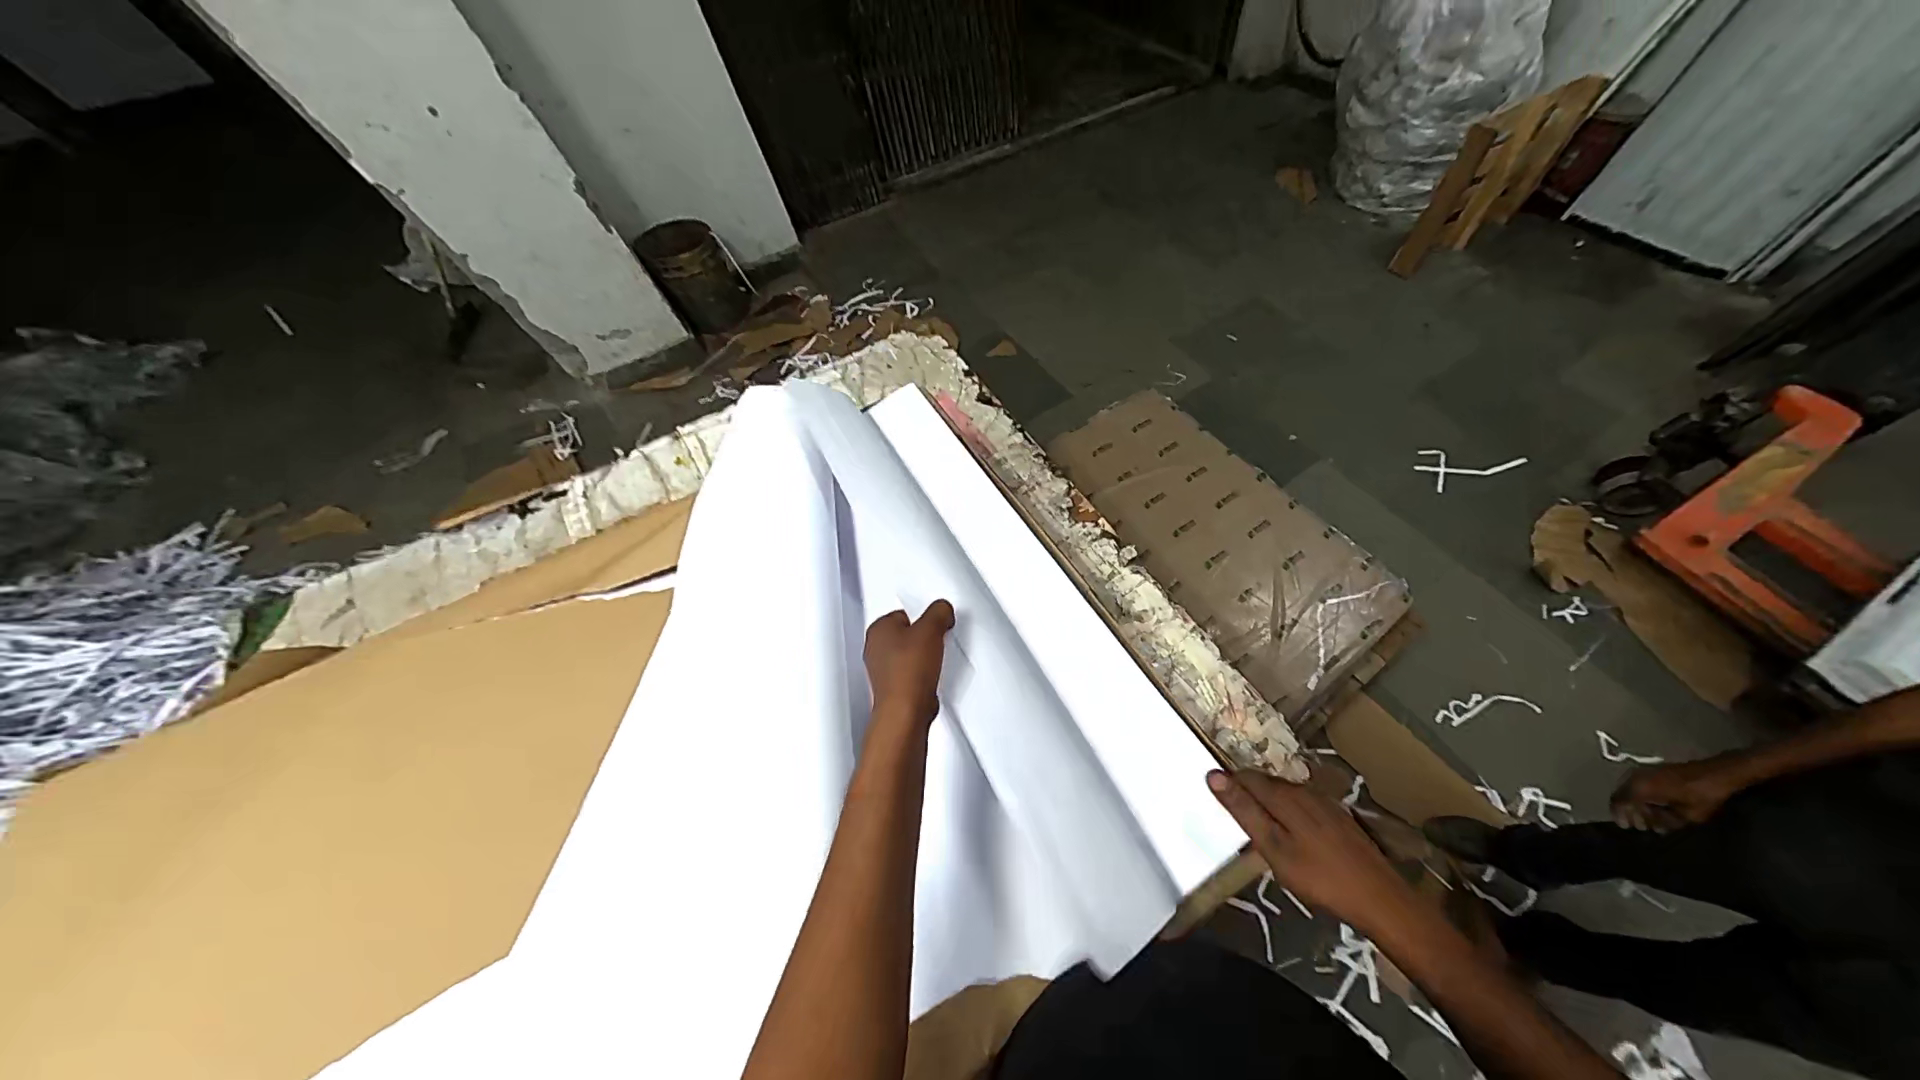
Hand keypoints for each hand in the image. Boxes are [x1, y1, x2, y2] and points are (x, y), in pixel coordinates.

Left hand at [863, 600, 954, 727]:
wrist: (906, 710)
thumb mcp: (931, 629)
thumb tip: (943, 610)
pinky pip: (911, 672)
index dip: (924, 616)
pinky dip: (922, 674)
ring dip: (923, 657)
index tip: (936, 620)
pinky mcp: (893, 687)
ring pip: (909, 654)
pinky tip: (930, 677)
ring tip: (934, 661)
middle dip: (923, 637)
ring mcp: (882, 669)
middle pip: (906, 633)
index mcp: (878, 628)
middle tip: (936, 640)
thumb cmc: (908, 673)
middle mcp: (875, 648)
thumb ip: (939, 612)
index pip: (904, 612)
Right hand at [1208, 769, 1417, 934]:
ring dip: (1268, 805)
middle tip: (1237, 824)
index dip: (1228, 786)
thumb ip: (1244, 810)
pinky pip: (1303, 805)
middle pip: (1265, 782)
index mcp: (1284, 795)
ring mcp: (1324, 802)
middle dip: (1247, 795)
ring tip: (1261, 832)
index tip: (1217, 807)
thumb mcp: (1273, 848)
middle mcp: (1303, 790)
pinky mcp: (1338, 817)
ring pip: (1285, 794)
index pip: (1245, 776)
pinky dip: (1289, 814)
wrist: (1381, 899)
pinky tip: (1292, 837)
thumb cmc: (1320, 877)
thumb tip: (1213, 775)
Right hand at [1611, 759, 1740, 831]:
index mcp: (1639, 788)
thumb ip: (1665, 821)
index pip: (1619, 802)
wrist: (1715, 773)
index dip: (1619, 816)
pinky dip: (1641, 796)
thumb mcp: (1687, 815)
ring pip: (1628, 789)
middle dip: (1628, 811)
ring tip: (1647, 816)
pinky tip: (1653, 805)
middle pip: (1621, 795)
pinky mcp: (1651, 770)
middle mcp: (1634, 778)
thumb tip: (1655, 827)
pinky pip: (1636, 784)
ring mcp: (1641, 772)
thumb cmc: (1701, 796)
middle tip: (1640, 825)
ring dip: (1635, 803)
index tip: (1627, 827)